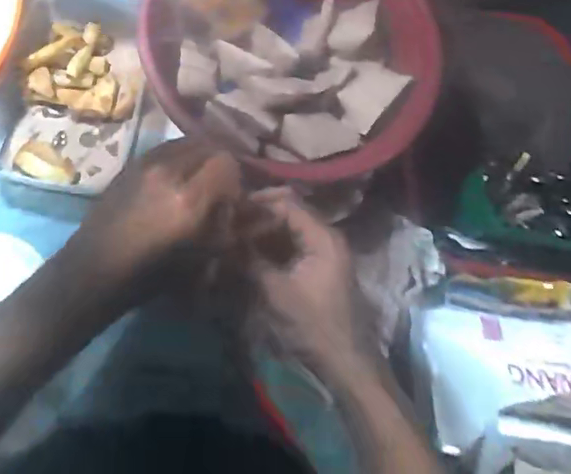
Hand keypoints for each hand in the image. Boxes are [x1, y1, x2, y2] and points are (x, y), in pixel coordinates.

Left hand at [55, 139, 243, 310]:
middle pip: (207, 145)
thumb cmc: (152, 272)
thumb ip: (235, 227)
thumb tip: (268, 210)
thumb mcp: (202, 257)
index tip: (235, 197)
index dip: (237, 177)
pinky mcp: (131, 160)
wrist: (97, 264)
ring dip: (199, 155)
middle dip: (220, 162)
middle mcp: (168, 170)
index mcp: (188, 197)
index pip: (226, 160)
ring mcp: (146, 161)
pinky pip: (165, 147)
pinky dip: (179, 155)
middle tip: (221, 186)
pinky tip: (176, 177)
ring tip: (199, 179)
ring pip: (185, 142)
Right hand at [246, 187, 374, 379]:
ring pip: (289, 225)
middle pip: (288, 209)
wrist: (350, 368)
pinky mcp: (320, 266)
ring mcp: (325, 251)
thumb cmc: (314, 326)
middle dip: (257, 213)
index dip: (255, 203)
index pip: (285, 202)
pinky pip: (292, 241)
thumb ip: (248, 257)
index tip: (229, 211)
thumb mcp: (275, 291)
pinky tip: (250, 250)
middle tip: (229, 221)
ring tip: (235, 235)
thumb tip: (221, 233)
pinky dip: (271, 242)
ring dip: (262, 227)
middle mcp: (327, 236)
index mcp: (323, 237)